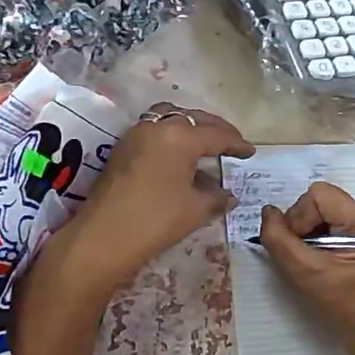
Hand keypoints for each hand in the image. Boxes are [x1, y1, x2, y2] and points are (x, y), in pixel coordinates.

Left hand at [46, 103, 253, 296]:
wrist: (103, 236)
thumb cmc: (156, 220)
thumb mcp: (194, 209)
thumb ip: (215, 197)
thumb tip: (228, 194)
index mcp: (180, 136)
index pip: (216, 134)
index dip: (236, 143)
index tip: (250, 152)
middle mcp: (156, 126)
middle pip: (192, 119)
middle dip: (214, 129)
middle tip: (231, 142)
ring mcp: (134, 135)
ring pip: (168, 120)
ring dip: (188, 129)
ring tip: (203, 147)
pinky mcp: (120, 149)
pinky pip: (152, 134)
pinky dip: (169, 140)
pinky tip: (178, 160)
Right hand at [257, 182, 354, 334]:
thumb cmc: (341, 302)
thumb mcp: (304, 272)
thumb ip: (279, 239)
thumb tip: (267, 212)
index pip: (317, 196)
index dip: (299, 218)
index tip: (300, 246)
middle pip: (315, 199)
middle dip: (299, 224)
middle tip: (303, 253)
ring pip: (313, 207)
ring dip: (302, 230)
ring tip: (310, 255)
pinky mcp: (352, 225)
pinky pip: (318, 216)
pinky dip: (308, 233)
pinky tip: (315, 253)